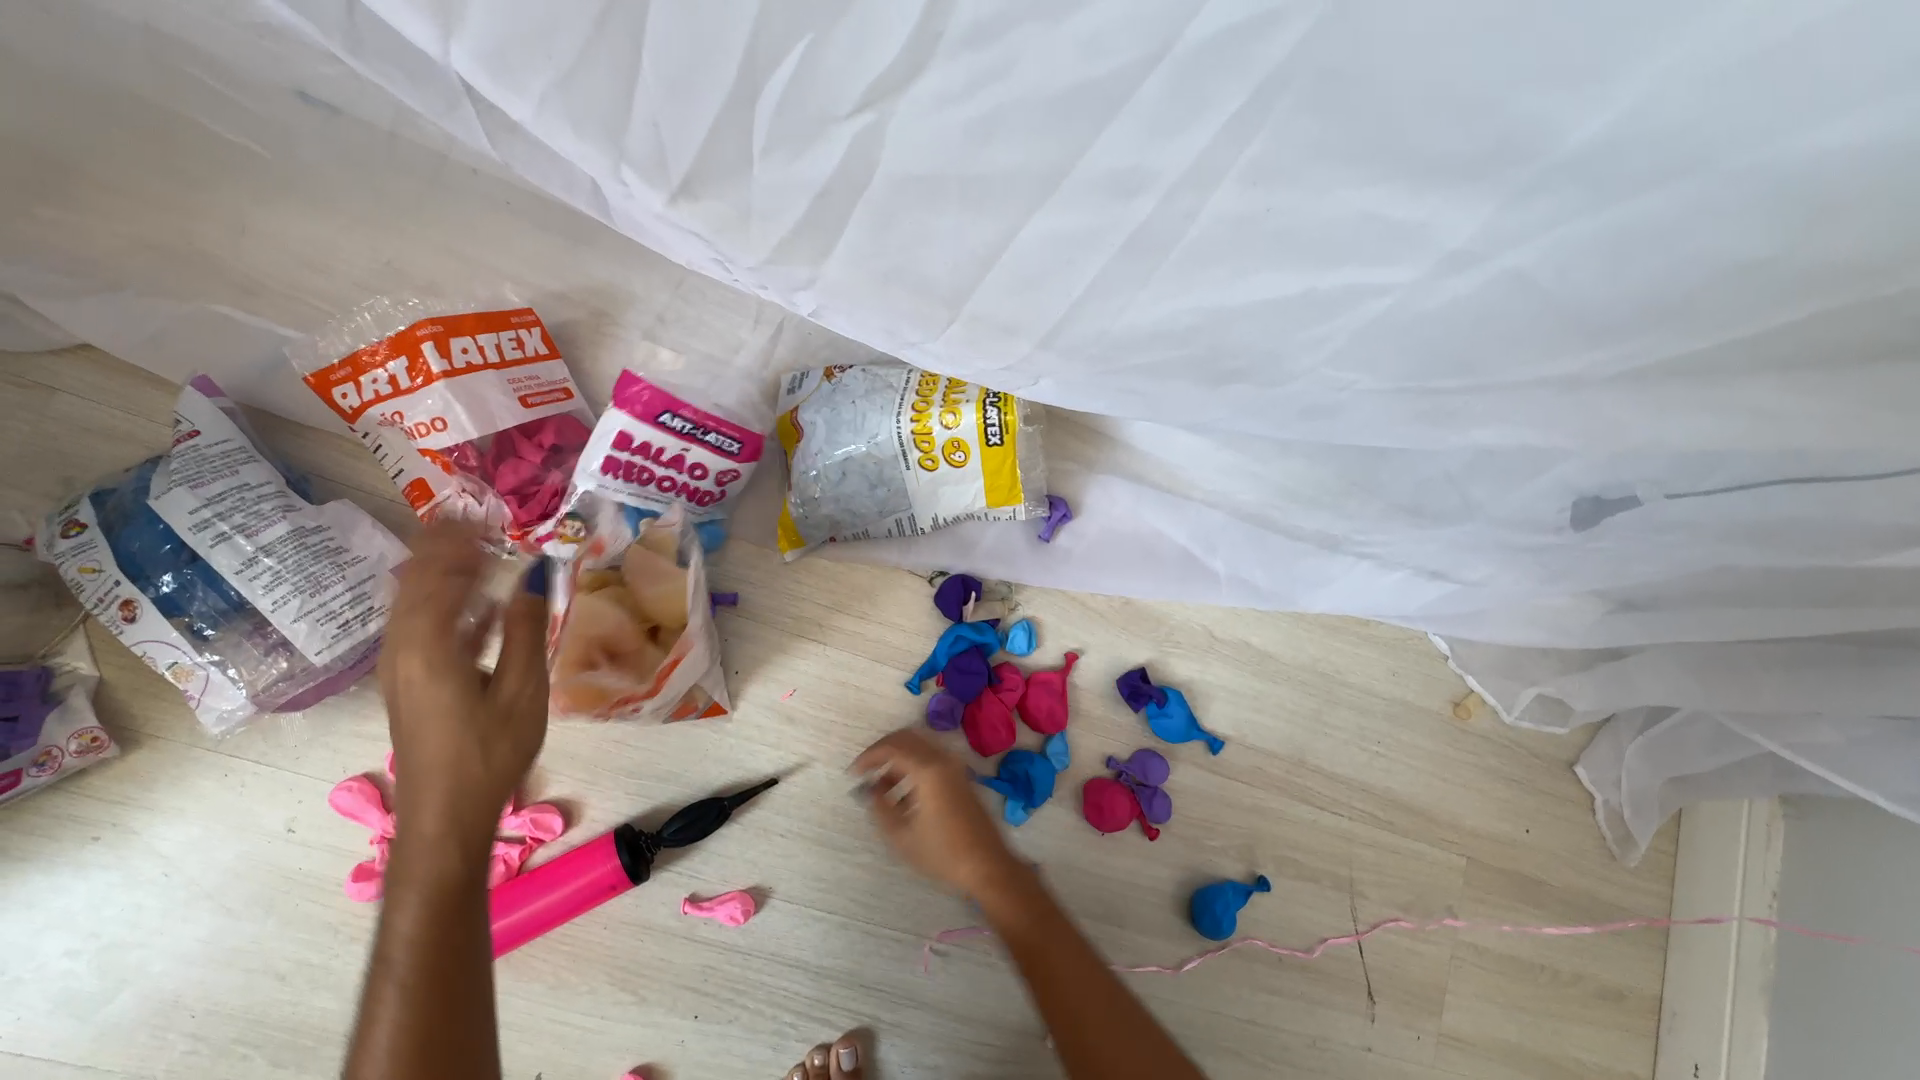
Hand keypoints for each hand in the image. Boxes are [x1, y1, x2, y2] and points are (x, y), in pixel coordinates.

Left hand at [378, 521, 549, 847]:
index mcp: (428, 645)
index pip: (439, 575)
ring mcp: (401, 668)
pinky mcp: (409, 683)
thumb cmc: (489, 753)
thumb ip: (524, 629)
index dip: (458, 542)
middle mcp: (403, 649)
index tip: (482, 514)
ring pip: (413, 604)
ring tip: (470, 546)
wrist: (445, 814)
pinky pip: (420, 626)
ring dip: (440, 572)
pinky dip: (443, 603)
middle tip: (471, 519)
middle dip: (442, 548)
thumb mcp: (521, 690)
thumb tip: (532, 576)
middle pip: (416, 583)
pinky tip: (474, 603)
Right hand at [852, 728, 1022, 897]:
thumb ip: (880, 807)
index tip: (853, 774)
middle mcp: (943, 759)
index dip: (868, 757)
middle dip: (882, 752)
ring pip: (919, 747)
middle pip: (906, 738)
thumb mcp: (902, 835)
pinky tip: (902, 795)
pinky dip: (913, 767)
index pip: (891, 746)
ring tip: (881, 788)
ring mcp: (955, 767)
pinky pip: (931, 759)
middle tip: (865, 773)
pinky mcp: (961, 777)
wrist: (987, 865)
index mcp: (928, 769)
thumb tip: (869, 789)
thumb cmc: (942, 853)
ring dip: (898, 760)